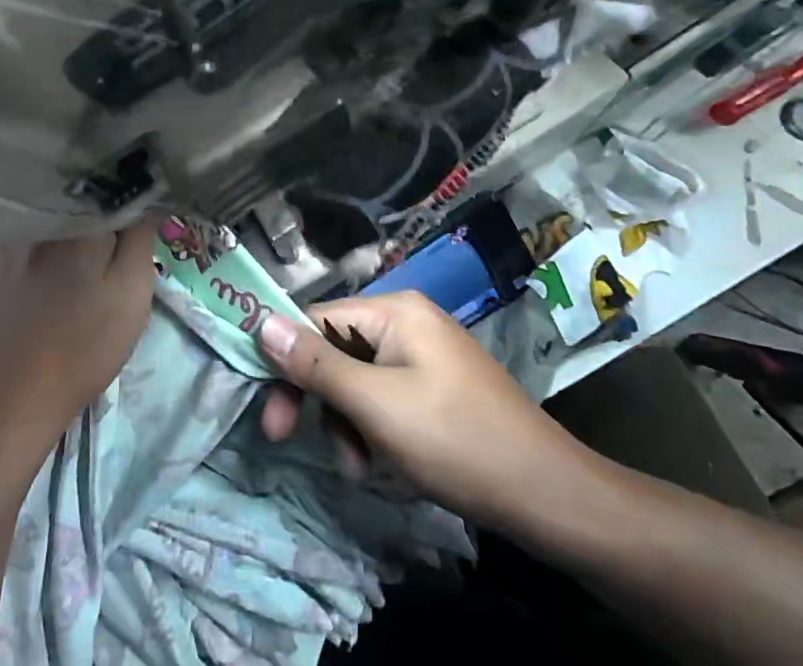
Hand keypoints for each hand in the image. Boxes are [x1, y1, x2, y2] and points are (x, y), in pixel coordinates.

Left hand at [0, 218, 160, 439]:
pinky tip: (50, 272)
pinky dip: (45, 243)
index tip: (148, 215)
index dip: (136, 197)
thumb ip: (141, 239)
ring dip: (74, 224)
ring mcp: (5, 240)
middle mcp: (38, 219)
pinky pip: (26, 236)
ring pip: (53, 215)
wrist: (3, 405)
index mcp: (79, 222)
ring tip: (86, 255)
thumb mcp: (132, 296)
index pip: (117, 187)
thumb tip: (147, 200)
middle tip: (121, 240)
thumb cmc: (81, 350)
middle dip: (105, 208)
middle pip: (82, 197)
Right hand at [256, 292, 585, 528]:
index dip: (284, 361)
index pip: (316, 320)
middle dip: (318, 400)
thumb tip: (260, 321)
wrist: (542, 491)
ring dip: (346, 424)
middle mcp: (408, 322)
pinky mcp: (434, 387)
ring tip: (362, 465)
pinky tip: (384, 463)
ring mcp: (424, 355)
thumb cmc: (453, 439)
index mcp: (395, 311)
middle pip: (335, 350)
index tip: (269, 414)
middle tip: (290, 440)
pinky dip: (373, 430)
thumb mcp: (374, 404)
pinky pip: (383, 398)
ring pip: (356, 381)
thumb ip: (314, 364)